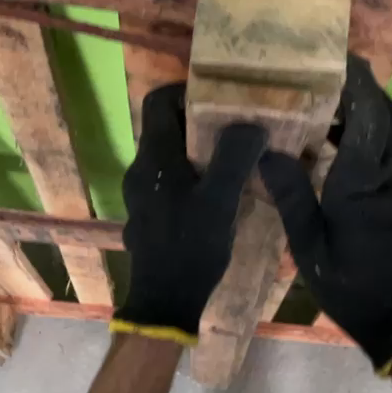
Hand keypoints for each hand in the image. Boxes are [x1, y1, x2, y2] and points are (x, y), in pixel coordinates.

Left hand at [115, 84, 268, 342]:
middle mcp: (140, 171)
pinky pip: (169, 183)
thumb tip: (251, 123)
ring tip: (233, 160)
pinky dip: (192, 177)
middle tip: (235, 127)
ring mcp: (141, 196)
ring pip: (168, 157)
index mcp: (153, 157)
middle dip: (199, 122)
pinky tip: (218, 195)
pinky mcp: (149, 217)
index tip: (218, 97)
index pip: (158, 101)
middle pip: (164, 128)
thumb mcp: (221, 199)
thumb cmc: (192, 246)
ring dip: (197, 152)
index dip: (185, 91)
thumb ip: (235, 156)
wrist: (165, 301)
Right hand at [258, 57, 391, 371]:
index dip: (356, 83)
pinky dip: (366, 135)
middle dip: (362, 87)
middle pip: (384, 115)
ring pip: (388, 133)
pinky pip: (387, 152)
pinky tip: (337, 142)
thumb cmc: (349, 284)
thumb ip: (292, 196)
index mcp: (362, 185)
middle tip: (328, 69)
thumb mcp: (309, 247)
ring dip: (363, 110)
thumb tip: (267, 151)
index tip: (338, 57)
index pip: (367, 118)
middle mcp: (390, 176)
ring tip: (324, 99)